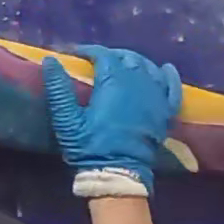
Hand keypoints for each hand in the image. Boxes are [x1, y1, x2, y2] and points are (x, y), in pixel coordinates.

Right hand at [41, 46, 181, 196]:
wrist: (118, 173)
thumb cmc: (89, 145)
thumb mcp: (66, 118)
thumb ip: (58, 88)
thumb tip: (50, 59)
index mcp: (114, 83)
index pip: (103, 55)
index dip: (88, 50)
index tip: (74, 53)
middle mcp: (139, 84)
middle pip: (128, 58)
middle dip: (110, 54)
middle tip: (94, 60)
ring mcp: (156, 98)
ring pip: (149, 68)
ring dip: (134, 61)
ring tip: (120, 64)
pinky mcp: (166, 112)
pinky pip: (173, 87)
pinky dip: (168, 75)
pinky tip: (164, 68)